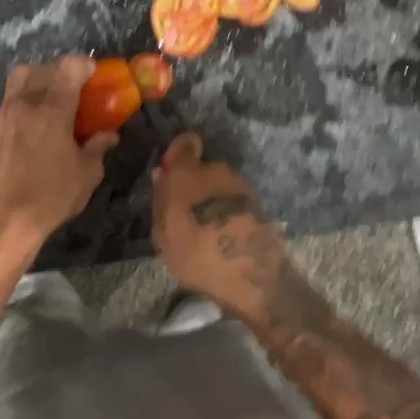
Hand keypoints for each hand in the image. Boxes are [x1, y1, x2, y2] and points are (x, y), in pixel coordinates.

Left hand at [0, 57, 118, 252]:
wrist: (9, 216)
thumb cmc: (53, 195)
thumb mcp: (87, 173)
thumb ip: (98, 147)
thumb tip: (109, 135)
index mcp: (52, 110)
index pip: (68, 67)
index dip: (84, 64)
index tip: (95, 75)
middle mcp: (27, 103)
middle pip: (42, 67)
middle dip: (62, 70)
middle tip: (76, 87)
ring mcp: (8, 112)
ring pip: (22, 76)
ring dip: (40, 77)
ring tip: (55, 98)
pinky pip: (13, 94)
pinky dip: (28, 94)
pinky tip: (41, 117)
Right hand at [152, 132, 286, 319]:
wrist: (252, 275)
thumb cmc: (196, 254)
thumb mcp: (163, 234)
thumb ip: (161, 201)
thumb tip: (161, 176)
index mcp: (186, 173)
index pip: (184, 143)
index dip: (179, 153)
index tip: (174, 171)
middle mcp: (215, 170)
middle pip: (203, 167)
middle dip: (196, 183)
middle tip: (189, 210)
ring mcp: (240, 186)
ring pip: (220, 185)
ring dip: (214, 199)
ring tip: (209, 228)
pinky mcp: (259, 203)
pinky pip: (235, 201)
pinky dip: (230, 212)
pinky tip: (226, 235)